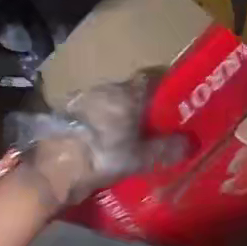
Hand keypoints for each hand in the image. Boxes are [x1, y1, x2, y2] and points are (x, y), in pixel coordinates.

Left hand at [10, 70, 186, 205]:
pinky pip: (91, 114)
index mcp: (126, 93)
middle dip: (141, 104)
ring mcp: (82, 99)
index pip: (151, 78)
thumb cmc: (102, 157)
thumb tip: (192, 141)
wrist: (54, 167)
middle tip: (154, 123)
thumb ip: (166, 148)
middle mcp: (104, 88)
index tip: (174, 101)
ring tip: (128, 134)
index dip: (164, 88)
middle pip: (129, 90)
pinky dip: (99, 123)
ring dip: (117, 113)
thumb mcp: (140, 158)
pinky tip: (103, 140)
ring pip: (108, 101)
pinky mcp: (65, 113)